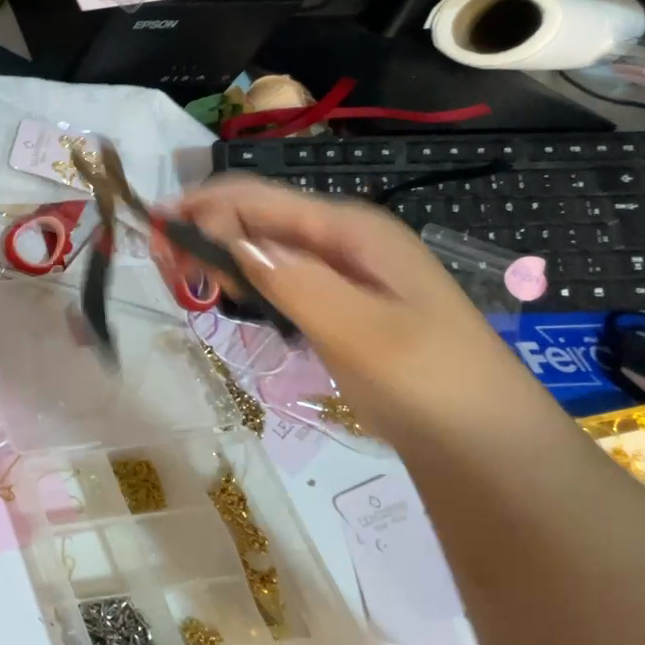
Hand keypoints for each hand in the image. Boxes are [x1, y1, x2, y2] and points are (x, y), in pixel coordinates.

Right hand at [174, 176, 529, 436]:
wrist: (486, 446)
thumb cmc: (429, 383)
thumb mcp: (362, 332)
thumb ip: (293, 281)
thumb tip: (224, 240)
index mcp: (351, 229)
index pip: (253, 198)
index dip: (198, 212)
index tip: (158, 251)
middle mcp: (340, 236)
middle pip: (248, 212)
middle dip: (198, 231)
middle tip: (166, 272)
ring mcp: (336, 267)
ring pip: (254, 241)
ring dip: (213, 254)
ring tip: (193, 288)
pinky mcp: (329, 297)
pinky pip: (269, 270)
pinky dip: (238, 277)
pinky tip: (231, 300)